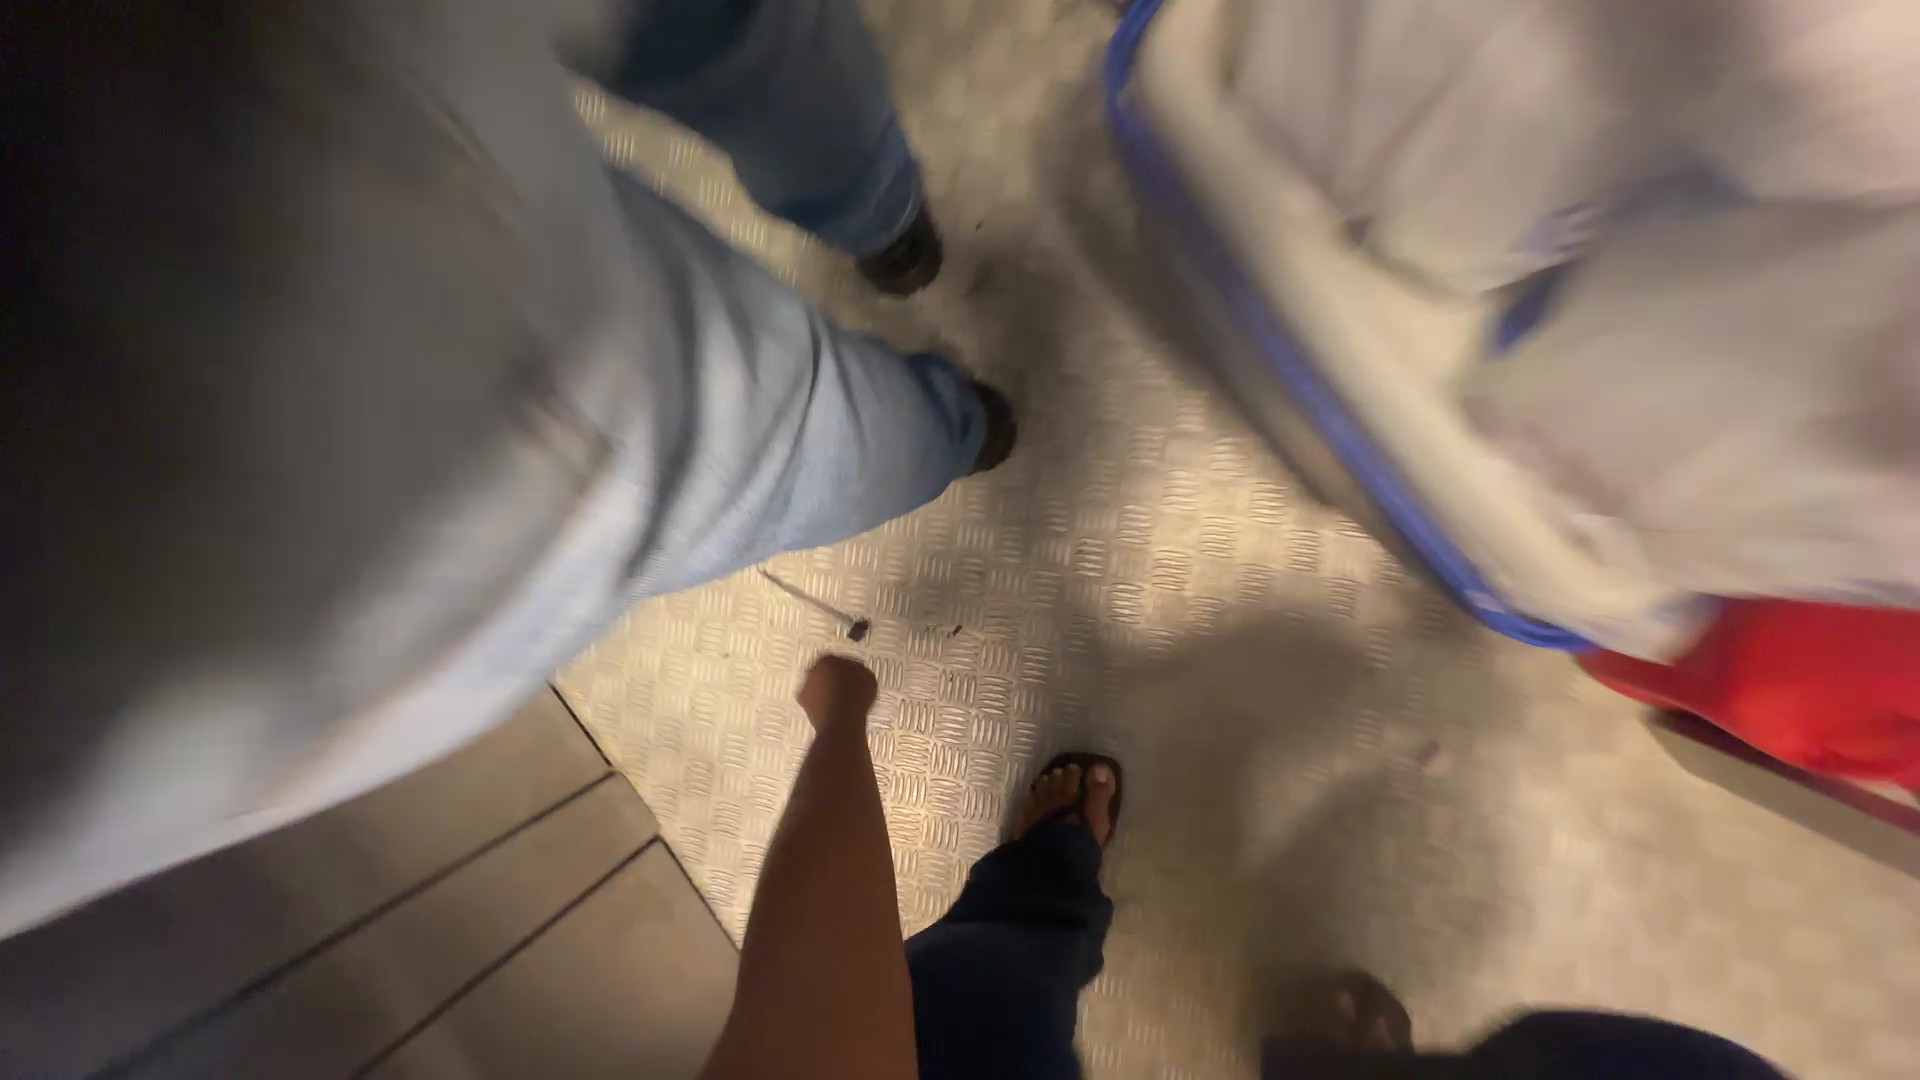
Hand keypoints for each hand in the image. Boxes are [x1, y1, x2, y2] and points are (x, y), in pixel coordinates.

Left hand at [797, 654, 876, 732]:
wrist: (842, 722)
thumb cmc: (856, 696)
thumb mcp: (867, 677)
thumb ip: (858, 669)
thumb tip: (854, 671)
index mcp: (826, 660)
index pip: (835, 659)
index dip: (845, 667)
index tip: (853, 674)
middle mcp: (811, 672)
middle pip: (823, 672)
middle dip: (832, 678)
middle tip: (846, 686)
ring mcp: (806, 691)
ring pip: (818, 688)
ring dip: (826, 692)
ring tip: (841, 700)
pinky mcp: (805, 709)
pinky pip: (817, 703)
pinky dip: (823, 706)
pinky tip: (835, 711)